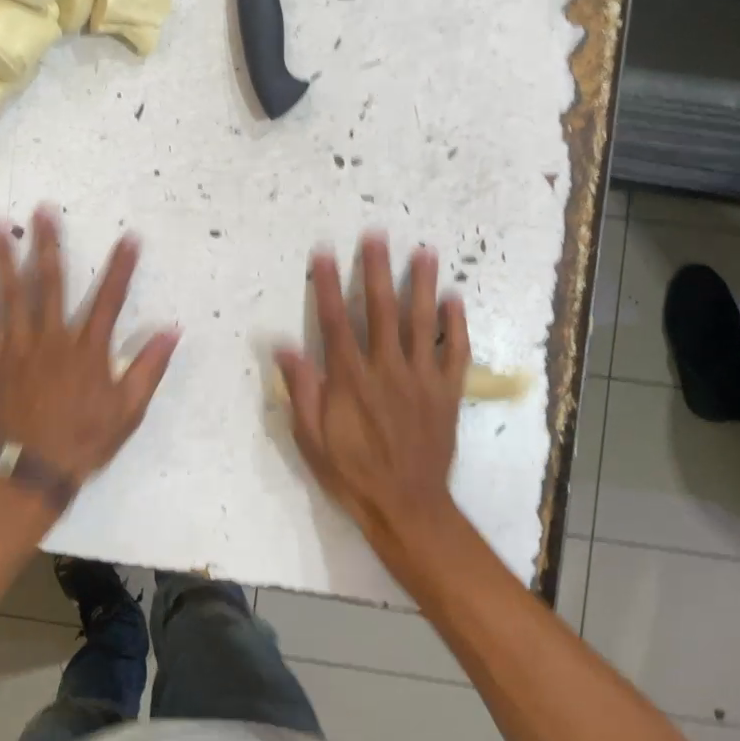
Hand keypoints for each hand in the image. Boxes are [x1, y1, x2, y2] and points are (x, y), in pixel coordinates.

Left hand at [0, 208, 179, 493]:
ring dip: (7, 258)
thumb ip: (148, 367)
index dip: (121, 266)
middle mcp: (53, 338)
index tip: (129, 237)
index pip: (109, 298)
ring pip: (13, 293)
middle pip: (52, 282)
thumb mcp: (128, 411)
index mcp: (88, 349)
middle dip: (49, 243)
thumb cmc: (84, 441)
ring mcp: (19, 347)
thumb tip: (171, 330)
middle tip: (42, 210)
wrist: (32, 471)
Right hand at [275, 235, 470, 553]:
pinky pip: (454, 352)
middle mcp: (387, 370)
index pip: (336, 322)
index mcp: (350, 380)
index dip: (328, 286)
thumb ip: (301, 390)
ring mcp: (421, 379)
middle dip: (377, 270)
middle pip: (381, 311)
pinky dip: (456, 324)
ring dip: (422, 284)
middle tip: (377, 235)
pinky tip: (454, 298)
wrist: (406, 505)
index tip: (324, 254)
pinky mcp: (446, 393)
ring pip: (422, 322)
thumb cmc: (350, 472)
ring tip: (424, 251)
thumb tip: (284, 345)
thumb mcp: (310, 437)